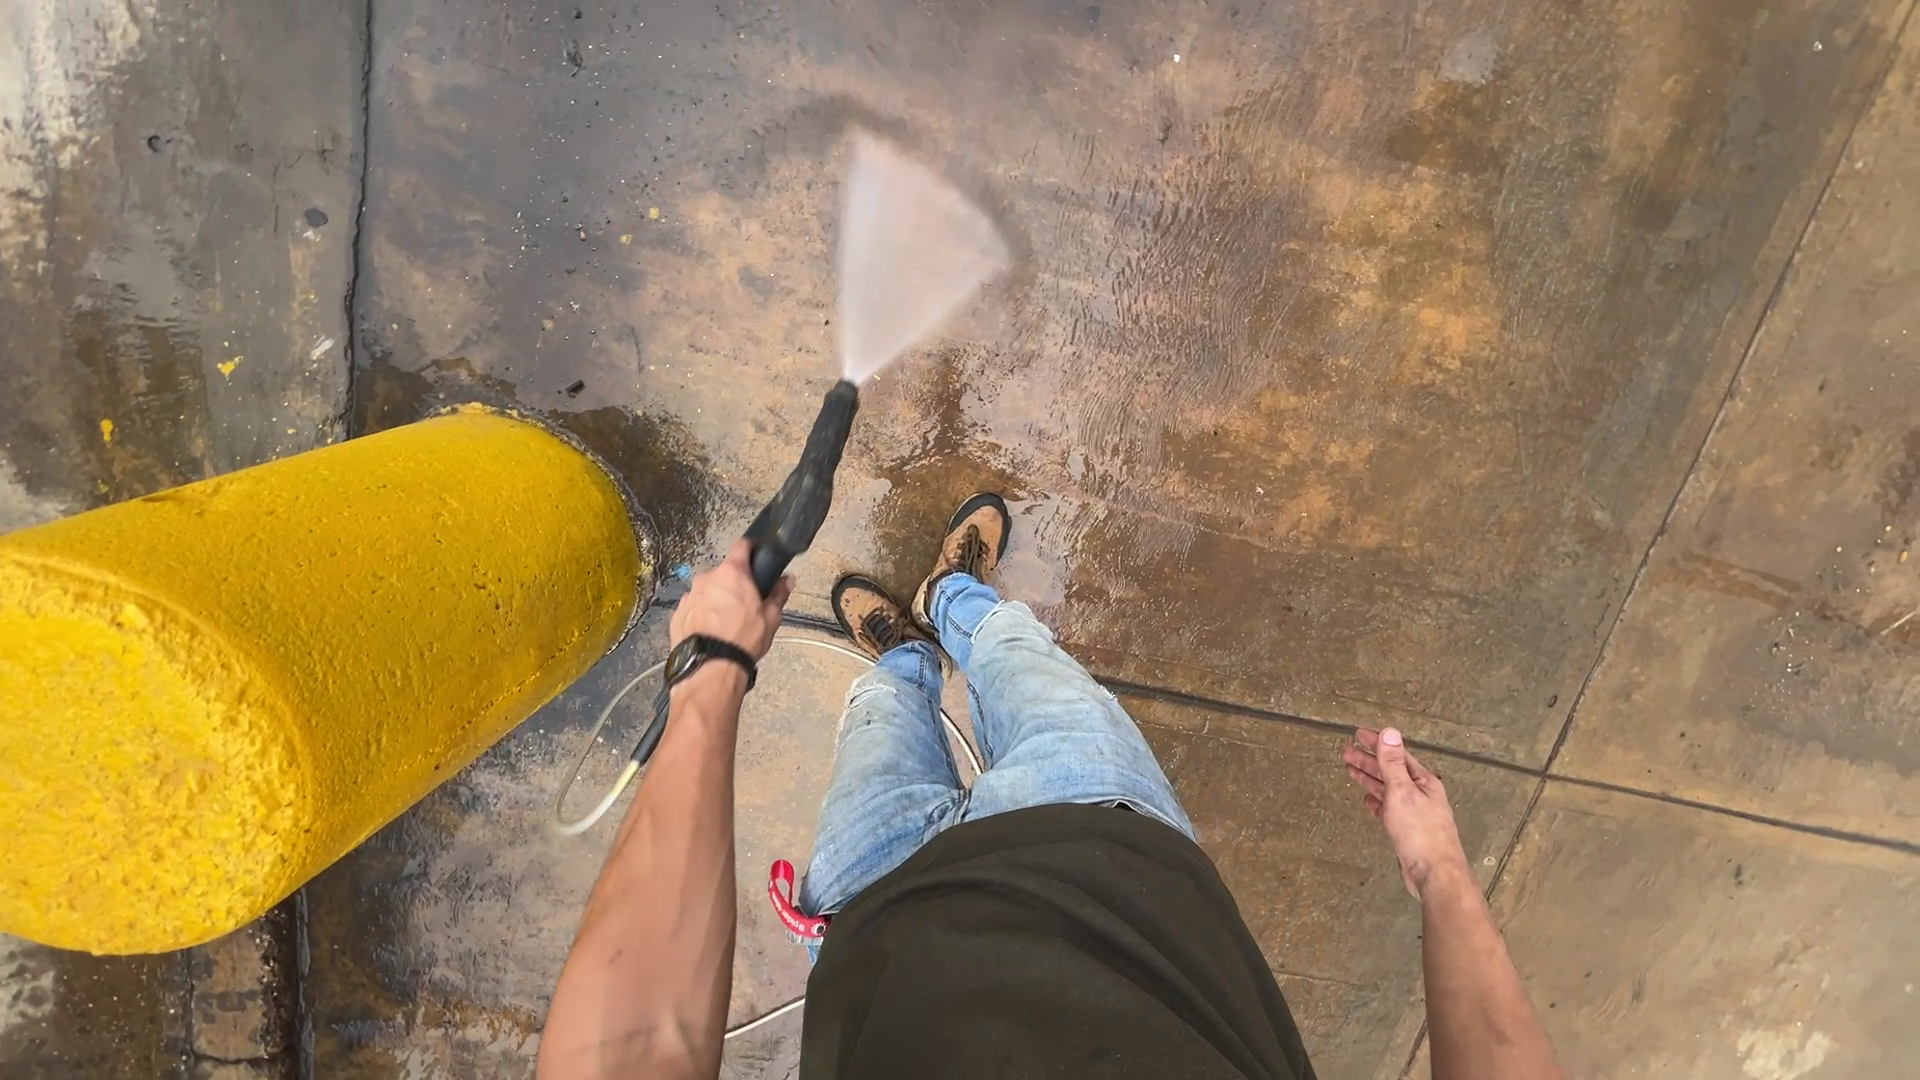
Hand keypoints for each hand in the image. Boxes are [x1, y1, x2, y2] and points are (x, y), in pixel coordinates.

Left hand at [669, 540, 793, 660]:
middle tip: (746, 603)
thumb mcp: (771, 617)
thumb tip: (788, 580)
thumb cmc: (741, 640)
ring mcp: (690, 595)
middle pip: (724, 572)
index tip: (755, 553)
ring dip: (716, 599)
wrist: (710, 666)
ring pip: (707, 591)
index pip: (742, 546)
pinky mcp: (678, 613)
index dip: (750, 548)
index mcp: (733, 574)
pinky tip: (712, 631)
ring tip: (727, 622)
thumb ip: (779, 594)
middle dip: (734, 583)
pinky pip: (694, 607)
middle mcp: (708, 579)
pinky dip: (702, 614)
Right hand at [1342, 728, 1472, 899]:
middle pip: (1391, 771)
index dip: (1377, 743)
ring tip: (1350, 770)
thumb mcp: (1402, 791)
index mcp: (1423, 782)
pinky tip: (1368, 801)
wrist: (1434, 875)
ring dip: (1370, 778)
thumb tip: (1390, 732)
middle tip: (1346, 752)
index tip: (1358, 734)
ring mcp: (1415, 813)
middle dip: (1368, 760)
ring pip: (1388, 789)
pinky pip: (1389, 808)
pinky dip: (1377, 801)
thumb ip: (1392, 763)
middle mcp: (1421, 795)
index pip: (1397, 755)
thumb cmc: (1420, 832)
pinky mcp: (1409, 830)